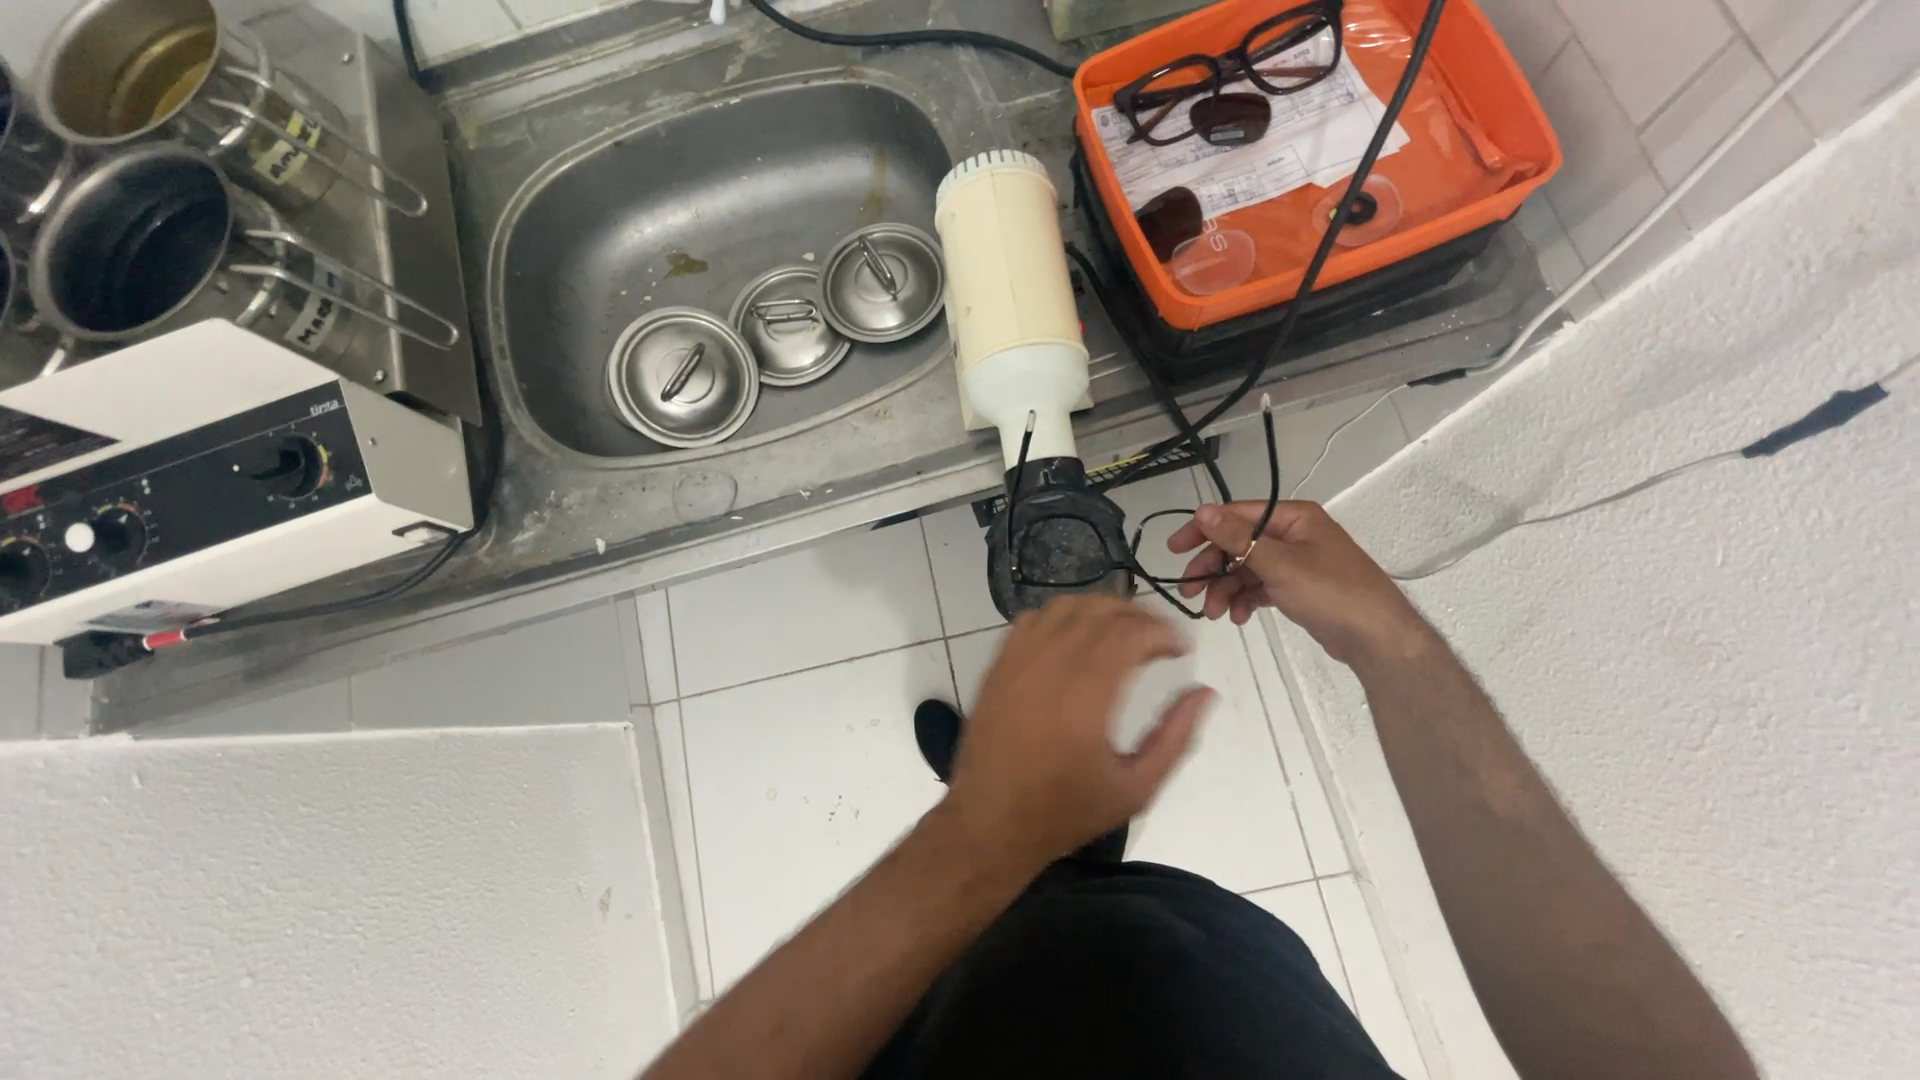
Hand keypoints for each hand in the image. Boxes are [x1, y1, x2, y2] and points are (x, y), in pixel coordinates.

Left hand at [945, 595, 1212, 870]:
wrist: (991, 823)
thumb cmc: (1066, 811)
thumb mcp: (1136, 788)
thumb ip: (1175, 737)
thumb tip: (1204, 693)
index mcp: (1087, 693)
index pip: (1131, 632)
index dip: (1164, 632)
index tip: (1183, 649)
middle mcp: (1051, 665)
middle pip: (1101, 610)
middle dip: (1139, 615)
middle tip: (1161, 638)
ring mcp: (1018, 661)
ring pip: (1065, 607)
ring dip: (1100, 609)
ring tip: (1123, 631)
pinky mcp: (997, 666)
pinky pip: (1031, 620)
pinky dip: (1060, 617)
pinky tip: (1075, 638)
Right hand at [1167, 501, 1431, 666]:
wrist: (1376, 637)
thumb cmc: (1330, 592)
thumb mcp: (1279, 563)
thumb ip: (1237, 537)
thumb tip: (1203, 509)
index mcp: (1292, 518)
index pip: (1236, 515)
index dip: (1203, 530)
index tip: (1174, 549)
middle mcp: (1292, 534)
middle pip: (1237, 544)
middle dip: (1213, 568)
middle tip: (1191, 592)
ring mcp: (1295, 562)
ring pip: (1246, 569)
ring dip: (1226, 589)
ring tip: (1215, 614)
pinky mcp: (1297, 588)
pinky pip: (1259, 587)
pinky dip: (1245, 600)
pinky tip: (1238, 617)